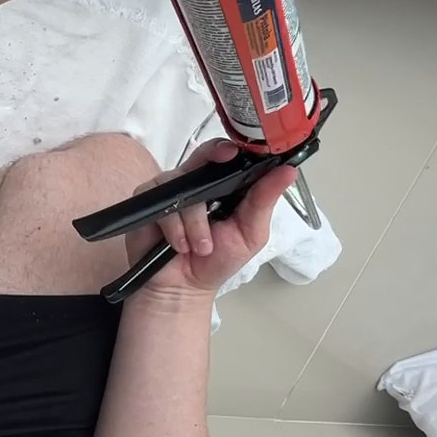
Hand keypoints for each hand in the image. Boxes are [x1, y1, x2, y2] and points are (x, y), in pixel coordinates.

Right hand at [125, 138, 295, 302]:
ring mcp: (170, 191)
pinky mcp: (147, 203)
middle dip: (211, 159)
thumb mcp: (251, 233)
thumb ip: (264, 202)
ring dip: (195, 222)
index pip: (228, 155)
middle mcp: (196, 183)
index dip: (231, 148)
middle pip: (202, 156)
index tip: (234, 152)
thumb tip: (289, 171)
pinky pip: (161, 205)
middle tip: (222, 168)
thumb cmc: (217, 261)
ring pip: (183, 188)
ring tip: (201, 247)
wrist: (184, 287)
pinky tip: (180, 245)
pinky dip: (174, 227)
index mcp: (223, 185)